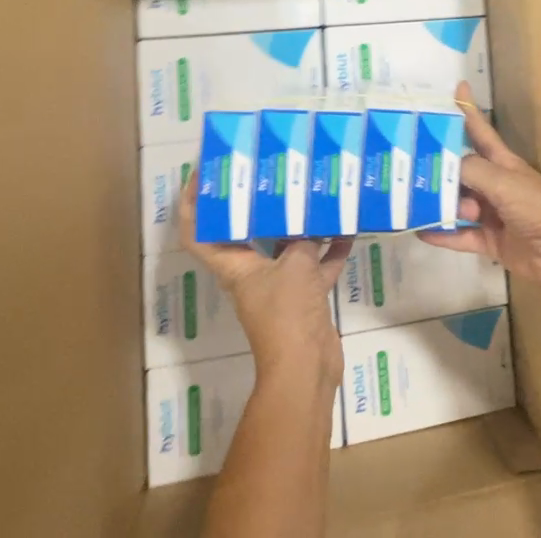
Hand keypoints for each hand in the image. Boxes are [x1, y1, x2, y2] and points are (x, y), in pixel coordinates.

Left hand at [178, 179, 349, 386]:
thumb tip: (311, 221)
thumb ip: (302, 239)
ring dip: (300, 225)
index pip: (198, 234)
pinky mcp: (305, 298)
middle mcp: (252, 274)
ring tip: (314, 193)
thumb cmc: (286, 314)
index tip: (202, 174)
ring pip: (285, 248)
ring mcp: (280, 287)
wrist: (305, 367)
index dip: (192, 204)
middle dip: (255, 205)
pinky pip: (316, 267)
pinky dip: (330, 251)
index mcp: (234, 267)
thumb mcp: (294, 266)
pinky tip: (348, 230)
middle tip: (270, 173)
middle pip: (245, 234)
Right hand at [419, 82, 540, 292]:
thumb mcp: (504, 182)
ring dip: (438, 204)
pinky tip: (419, 231)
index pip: (480, 131)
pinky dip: (442, 234)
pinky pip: (459, 236)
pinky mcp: (488, 241)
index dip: (468, 110)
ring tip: (412, 203)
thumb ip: (472, 171)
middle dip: (437, 168)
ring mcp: (491, 214)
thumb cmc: (538, 208)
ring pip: (456, 204)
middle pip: (460, 172)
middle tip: (405, 166)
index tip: (456, 87)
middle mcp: (495, 185)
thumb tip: (445, 166)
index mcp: (503, 163)